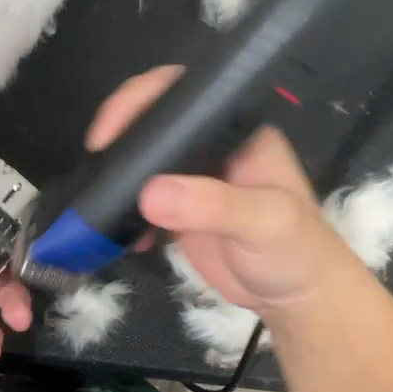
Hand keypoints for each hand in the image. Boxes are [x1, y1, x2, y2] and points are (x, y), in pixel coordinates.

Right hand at [87, 66, 360, 313]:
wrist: (296, 298)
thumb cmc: (294, 250)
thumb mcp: (262, 222)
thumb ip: (212, 206)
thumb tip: (149, 193)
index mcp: (238, 132)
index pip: (186, 93)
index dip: (145, 97)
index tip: (112, 129)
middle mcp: (212, 148)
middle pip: (155, 120)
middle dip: (120, 132)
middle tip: (96, 156)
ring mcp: (192, 180)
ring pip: (142, 161)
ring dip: (115, 173)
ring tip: (96, 191)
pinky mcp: (176, 212)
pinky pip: (138, 201)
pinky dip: (120, 213)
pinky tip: (116, 232)